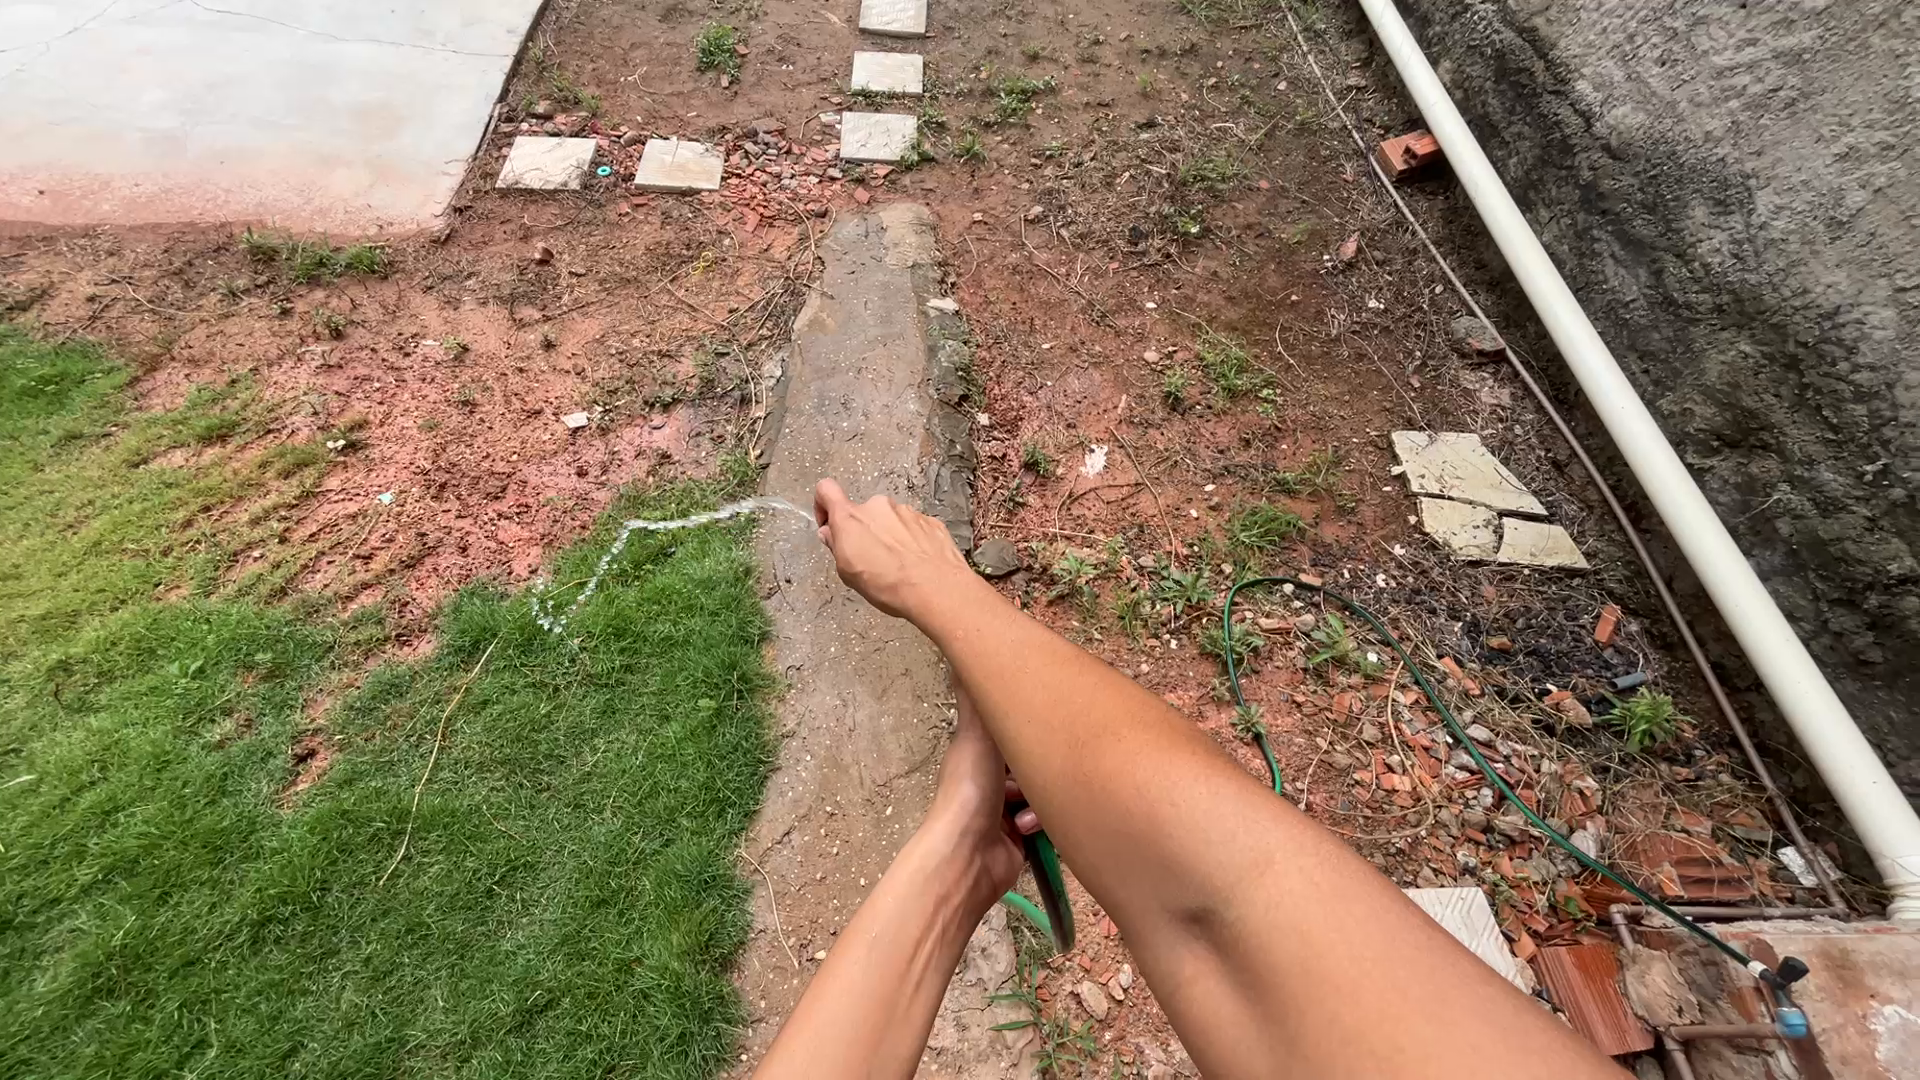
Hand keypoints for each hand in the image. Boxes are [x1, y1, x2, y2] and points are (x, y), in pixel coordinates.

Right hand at [814, 478, 977, 621]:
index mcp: (851, 518)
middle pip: (863, 513)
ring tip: (897, 566)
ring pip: (890, 520)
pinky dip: (911, 541)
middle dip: (864, 532)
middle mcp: (878, 507)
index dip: (823, 505)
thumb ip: (836, 545)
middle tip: (870, 560)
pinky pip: (913, 527)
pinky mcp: (929, 521)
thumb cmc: (890, 584)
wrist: (936, 588)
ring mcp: (906, 512)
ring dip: (890, 537)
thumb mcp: (849, 573)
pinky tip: (916, 563)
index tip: (829, 524)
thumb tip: (830, 534)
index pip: (826, 489)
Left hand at [924, 684, 1037, 912]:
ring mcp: (1006, 809)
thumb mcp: (976, 731)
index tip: (1049, 719)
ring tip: (1023, 809)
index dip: (1029, 725)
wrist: (969, 853)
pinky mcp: (1022, 837)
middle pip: (1033, 760)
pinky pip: (1048, 821)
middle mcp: (992, 777)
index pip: (1012, 728)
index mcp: (979, 750)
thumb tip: (962, 650)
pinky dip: (1041, 824)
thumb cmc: (971, 787)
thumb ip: (977, 696)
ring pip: (1044, 791)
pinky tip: (1028, 829)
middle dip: (1039, 767)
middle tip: (1041, 769)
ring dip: (1038, 799)